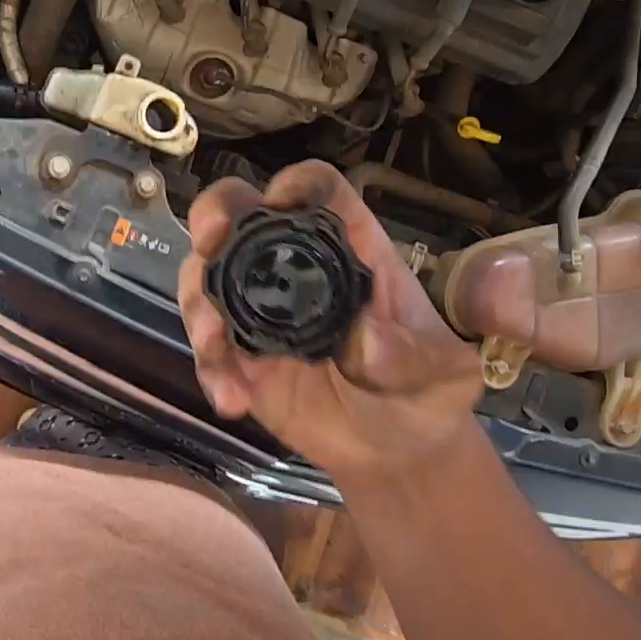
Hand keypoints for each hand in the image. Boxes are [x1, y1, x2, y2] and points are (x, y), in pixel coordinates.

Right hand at [176, 160, 484, 483]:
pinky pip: (209, 350)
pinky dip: (210, 369)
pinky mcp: (238, 355)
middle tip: (209, 241)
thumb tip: (366, 336)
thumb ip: (410, 355)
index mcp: (348, 247)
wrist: (394, 454)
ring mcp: (258, 309)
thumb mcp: (440, 373)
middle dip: (214, 216)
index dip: (298, 185)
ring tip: (213, 344)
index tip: (280, 200)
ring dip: (199, 303)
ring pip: (207, 276)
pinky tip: (232, 399)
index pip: (319, 193)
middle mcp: (294, 266)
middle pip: (242, 215)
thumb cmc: (425, 394)